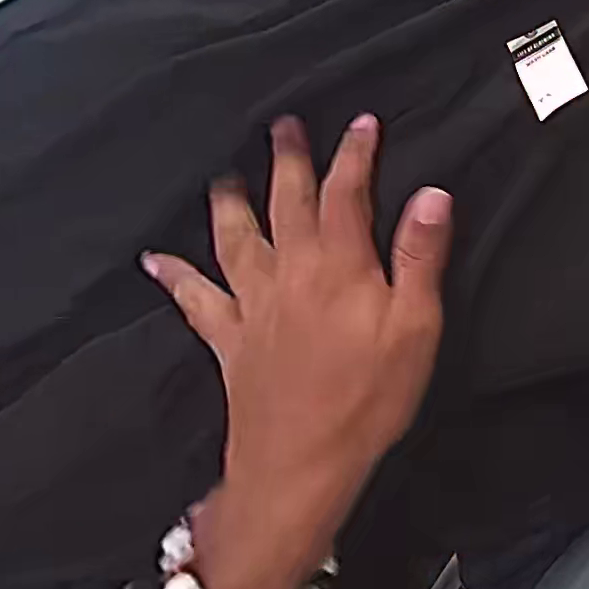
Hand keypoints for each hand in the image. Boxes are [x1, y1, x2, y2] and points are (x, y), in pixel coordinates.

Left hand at [141, 114, 451, 588]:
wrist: (301, 467)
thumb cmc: (370, 395)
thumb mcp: (416, 325)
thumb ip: (421, 256)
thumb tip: (432, 193)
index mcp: (339, 268)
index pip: (345, 195)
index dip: (354, 155)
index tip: (361, 122)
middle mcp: (291, 276)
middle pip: (287, 206)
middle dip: (289, 163)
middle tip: (282, 126)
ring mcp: (254, 308)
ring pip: (237, 242)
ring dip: (230, 204)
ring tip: (223, 177)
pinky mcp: (231, 343)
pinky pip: (198, 302)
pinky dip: (176, 279)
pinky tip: (156, 263)